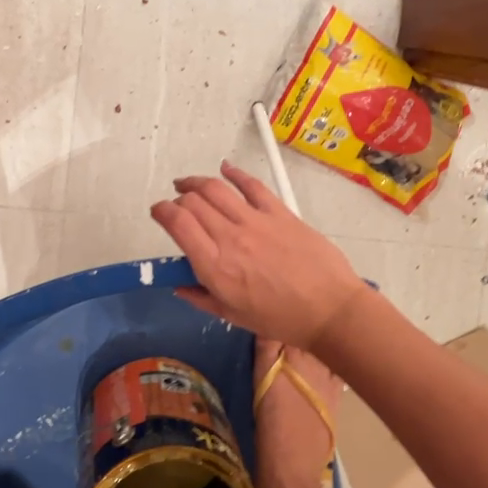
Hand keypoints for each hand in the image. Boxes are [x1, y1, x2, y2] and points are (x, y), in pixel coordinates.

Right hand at [149, 161, 368, 349]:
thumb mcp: (234, 316)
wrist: (330, 310)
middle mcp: (230, 237)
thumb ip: (201, 298)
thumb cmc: (281, 319)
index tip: (158, 212)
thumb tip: (178, 285)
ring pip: (216, 189)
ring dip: (196, 182)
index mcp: (215, 266)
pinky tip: (224, 168)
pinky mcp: (279, 211)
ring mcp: (256, 220)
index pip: (177, 224)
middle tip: (177, 206)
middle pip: (192, 202)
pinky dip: (234, 173)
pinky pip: (251, 185)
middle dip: (177, 200)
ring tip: (187, 184)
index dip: (161, 212)